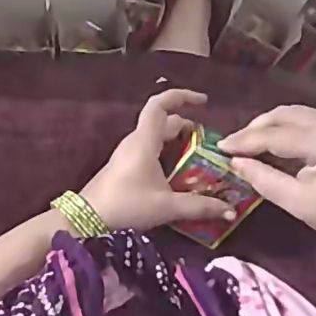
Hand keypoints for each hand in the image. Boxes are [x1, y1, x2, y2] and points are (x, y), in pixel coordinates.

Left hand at [79, 89, 235, 231]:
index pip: (160, 104)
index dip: (182, 96)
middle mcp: (134, 142)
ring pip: (155, 136)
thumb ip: (199, 207)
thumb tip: (229, 212)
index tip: (203, 101)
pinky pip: (148, 149)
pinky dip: (165, 152)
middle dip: (187, 126)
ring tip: (196, 158)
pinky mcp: (123, 166)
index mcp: (144, 141)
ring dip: (176, 141)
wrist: (86, 219)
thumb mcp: (166, 207)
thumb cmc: (126, 206)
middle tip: (206, 143)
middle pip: (163, 122)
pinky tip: (176, 173)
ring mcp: (126, 153)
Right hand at [218, 105, 315, 246]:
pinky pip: (305, 122)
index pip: (276, 134)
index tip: (220, 147)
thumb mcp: (297, 201)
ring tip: (247, 141)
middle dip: (256, 126)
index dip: (245, 140)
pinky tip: (269, 141)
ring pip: (295, 114)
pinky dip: (283, 128)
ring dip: (269, 124)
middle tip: (233, 143)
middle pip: (285, 114)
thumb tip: (236, 163)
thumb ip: (264, 179)